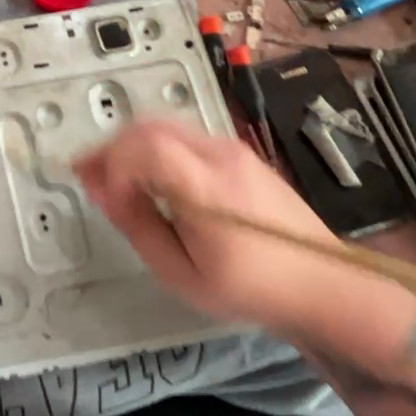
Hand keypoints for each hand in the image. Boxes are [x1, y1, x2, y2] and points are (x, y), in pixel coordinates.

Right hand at [73, 119, 349, 334]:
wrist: (326, 284)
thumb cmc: (251, 289)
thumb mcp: (182, 273)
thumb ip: (137, 226)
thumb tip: (101, 190)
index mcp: (206, 186)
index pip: (144, 145)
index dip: (110, 161)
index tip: (100, 192)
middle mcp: (220, 155)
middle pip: (151, 126)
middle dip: (112, 146)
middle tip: (89, 175)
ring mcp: (234, 149)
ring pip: (167, 126)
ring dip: (133, 146)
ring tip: (114, 178)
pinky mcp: (241, 153)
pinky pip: (186, 137)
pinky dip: (157, 149)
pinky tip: (151, 177)